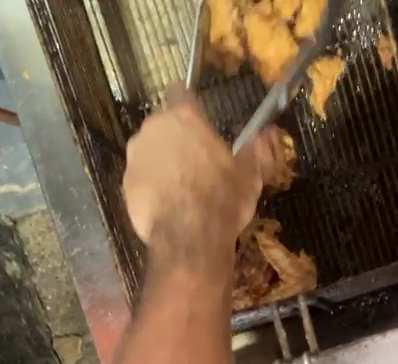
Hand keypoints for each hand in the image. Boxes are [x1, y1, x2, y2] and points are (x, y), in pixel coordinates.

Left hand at [121, 86, 279, 271]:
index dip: (188, 105)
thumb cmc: (222, 200)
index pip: (179, 91)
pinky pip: (141, 180)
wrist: (190, 238)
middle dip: (176, 139)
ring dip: (162, 164)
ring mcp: (136, 156)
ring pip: (149, 152)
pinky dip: (152, 189)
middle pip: (163, 124)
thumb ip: (257, 152)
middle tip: (196, 165)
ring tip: (182, 191)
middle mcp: (155, 128)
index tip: (196, 120)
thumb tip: (271, 134)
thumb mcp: (249, 178)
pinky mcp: (126, 183)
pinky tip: (169, 208)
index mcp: (185, 118)